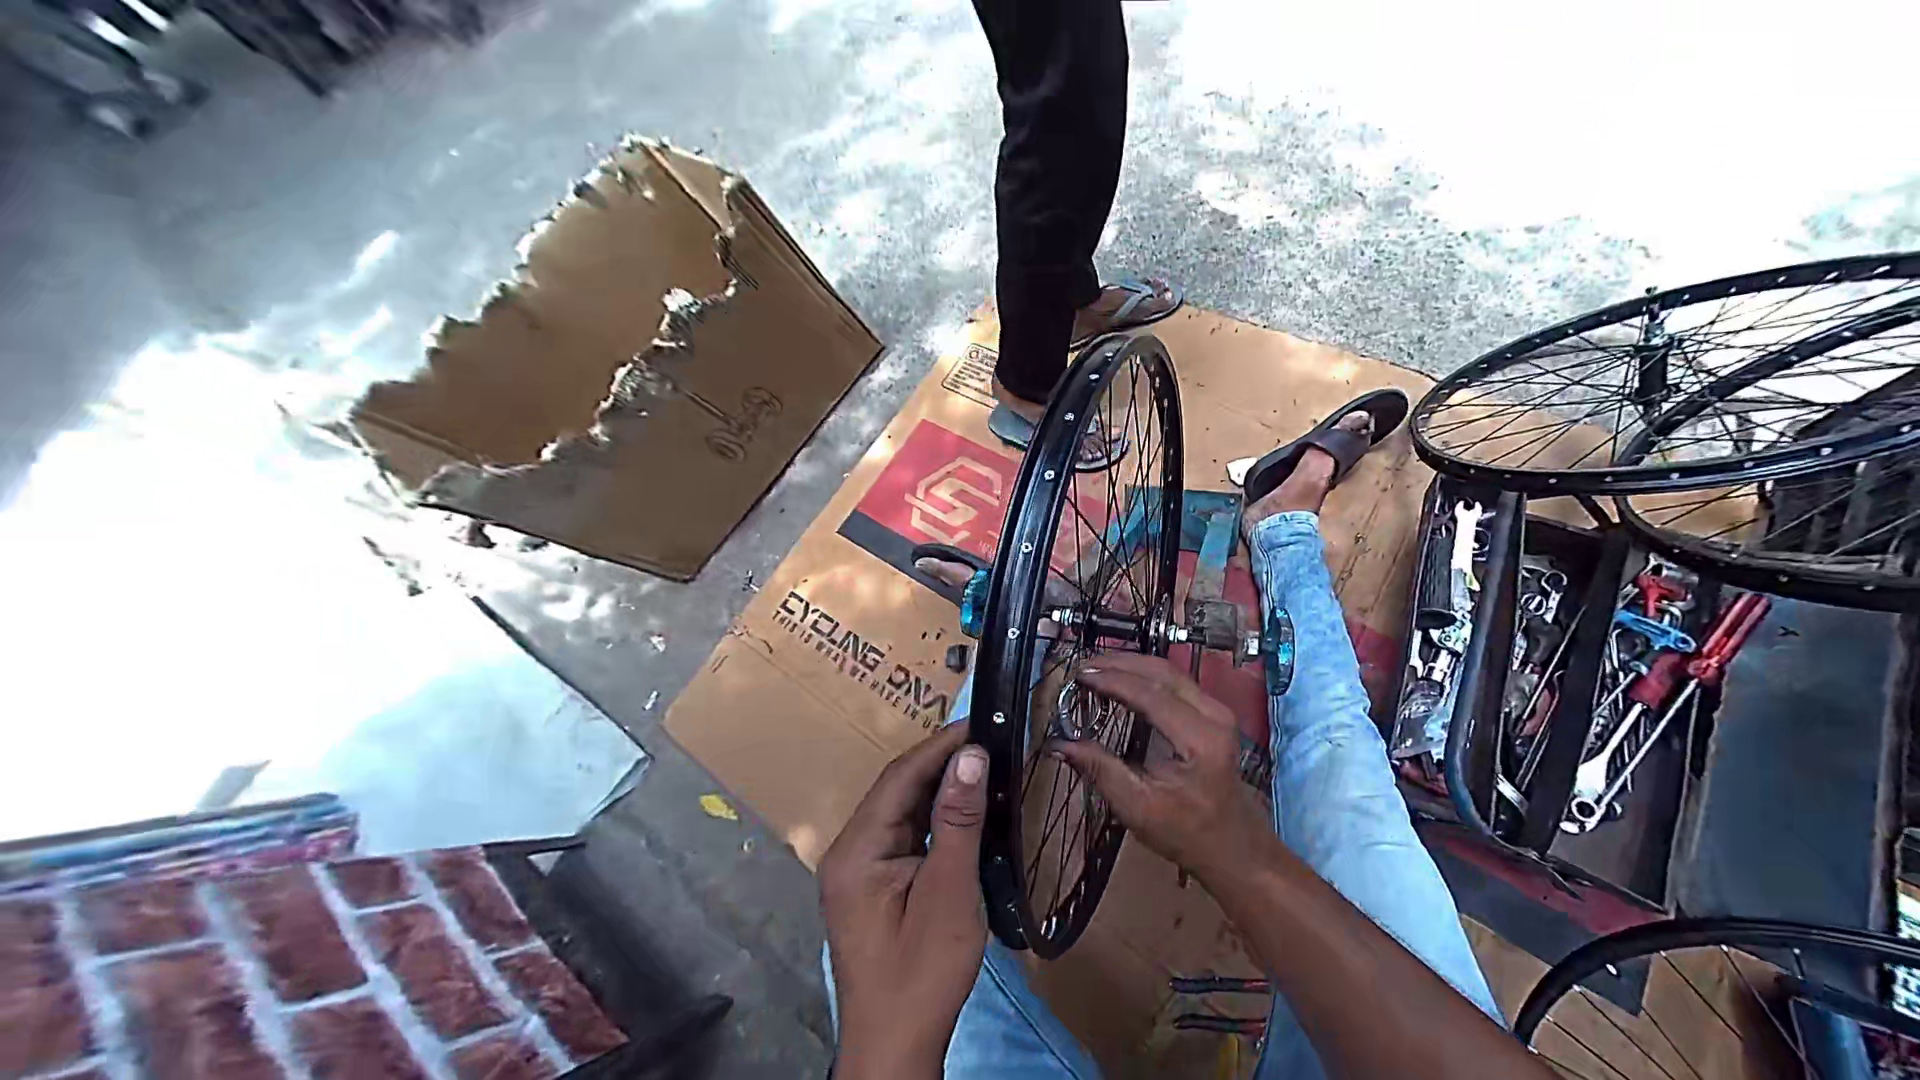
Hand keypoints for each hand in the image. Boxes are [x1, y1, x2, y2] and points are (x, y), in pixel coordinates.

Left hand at [819, 725, 989, 1078]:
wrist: (897, 1050)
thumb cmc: (923, 974)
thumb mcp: (949, 894)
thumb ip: (958, 821)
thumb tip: (972, 756)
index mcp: (856, 849)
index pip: (899, 778)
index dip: (939, 747)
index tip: (979, 725)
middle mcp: (849, 851)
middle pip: (897, 791)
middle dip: (941, 764)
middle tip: (988, 743)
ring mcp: (859, 870)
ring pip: (902, 812)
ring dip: (939, 790)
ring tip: (981, 767)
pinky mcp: (873, 886)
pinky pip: (905, 836)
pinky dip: (934, 819)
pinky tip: (962, 811)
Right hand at [1053, 653, 1278, 881]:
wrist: (1233, 846)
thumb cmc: (1186, 831)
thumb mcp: (1137, 807)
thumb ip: (1099, 769)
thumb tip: (1059, 745)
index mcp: (1200, 739)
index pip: (1151, 695)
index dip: (1112, 680)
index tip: (1079, 676)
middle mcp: (1214, 715)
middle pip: (1162, 672)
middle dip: (1119, 664)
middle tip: (1082, 668)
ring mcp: (1217, 710)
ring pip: (1169, 670)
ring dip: (1130, 665)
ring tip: (1095, 670)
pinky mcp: (1212, 712)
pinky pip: (1174, 681)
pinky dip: (1143, 675)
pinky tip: (1119, 679)